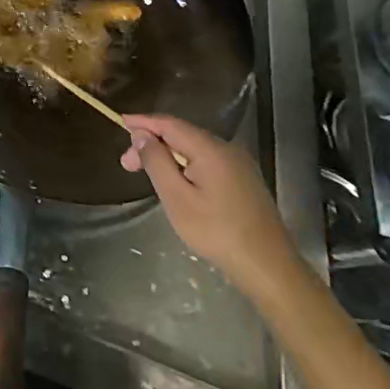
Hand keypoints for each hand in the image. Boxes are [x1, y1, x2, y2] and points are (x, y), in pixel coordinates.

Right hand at [119, 114, 299, 292]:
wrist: (268, 266)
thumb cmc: (217, 232)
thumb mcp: (176, 198)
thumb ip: (156, 161)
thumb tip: (142, 135)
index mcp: (211, 150)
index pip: (170, 124)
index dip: (143, 122)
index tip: (120, 121)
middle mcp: (227, 149)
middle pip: (182, 135)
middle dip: (152, 143)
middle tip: (127, 164)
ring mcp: (239, 165)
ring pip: (194, 149)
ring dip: (167, 155)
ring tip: (147, 172)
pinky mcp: (244, 180)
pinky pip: (207, 161)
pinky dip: (185, 164)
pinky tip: (176, 180)